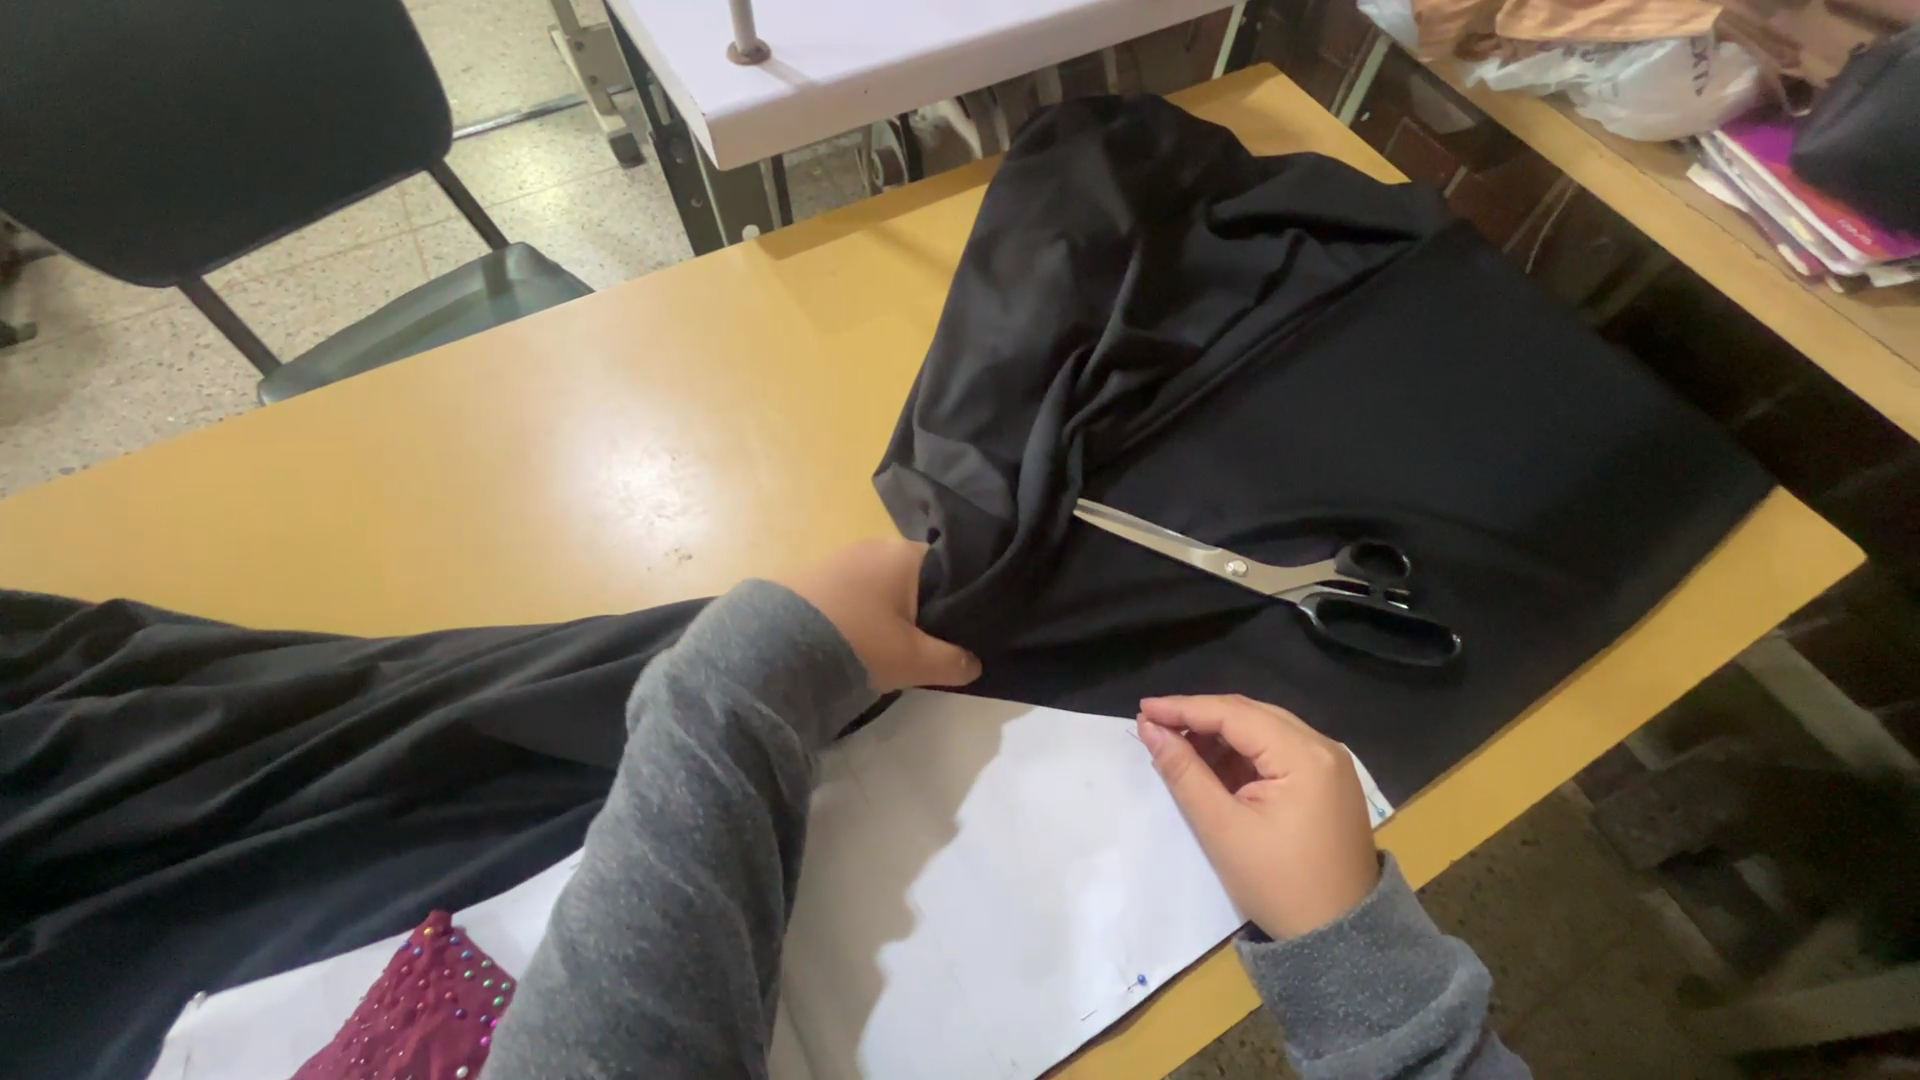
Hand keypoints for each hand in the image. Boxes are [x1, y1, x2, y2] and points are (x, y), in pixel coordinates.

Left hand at [779, 539, 981, 693]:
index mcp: (904, 553)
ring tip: (890, 647)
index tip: (963, 626)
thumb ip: (952, 661)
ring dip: (888, 612)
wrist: (775, 649)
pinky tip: (857, 640)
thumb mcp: (914, 661)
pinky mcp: (811, 576)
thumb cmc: (858, 643)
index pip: (950, 565)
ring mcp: (839, 557)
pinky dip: (860, 613)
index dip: (961, 595)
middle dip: (923, 607)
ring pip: (881, 585)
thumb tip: (974, 663)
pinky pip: (852, 592)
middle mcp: (873, 544)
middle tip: (929, 643)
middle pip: (914, 576)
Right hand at [1137, 695, 1378, 938]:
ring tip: (1177, 745)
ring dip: (1218, 734)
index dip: (1184, 708)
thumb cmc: (1279, 885)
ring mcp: (1328, 764)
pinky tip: (1211, 764)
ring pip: (1261, 729)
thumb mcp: (1221, 828)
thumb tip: (1150, 728)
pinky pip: (1275, 750)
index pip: (1233, 713)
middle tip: (1155, 725)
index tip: (1142, 709)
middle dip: (1199, 716)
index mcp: (1304, 755)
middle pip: (1249, 714)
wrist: (1342, 941)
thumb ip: (1183, 771)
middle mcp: (1322, 747)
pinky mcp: (1326, 782)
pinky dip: (1240, 753)